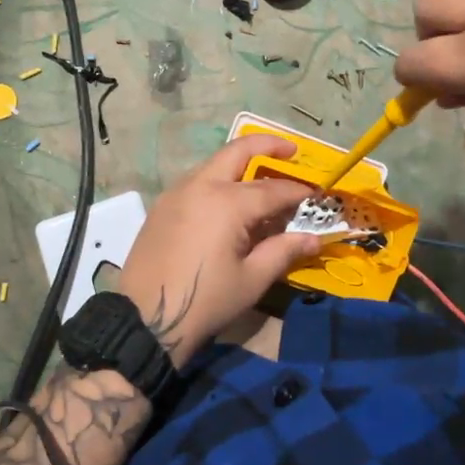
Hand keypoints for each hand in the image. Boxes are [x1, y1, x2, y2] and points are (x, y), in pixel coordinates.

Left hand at [117, 136, 319, 367]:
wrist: (146, 318)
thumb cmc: (205, 300)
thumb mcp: (251, 279)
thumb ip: (283, 251)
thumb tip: (313, 238)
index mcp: (227, 202)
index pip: (273, 189)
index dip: (298, 192)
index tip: (317, 196)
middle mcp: (201, 185)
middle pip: (238, 152)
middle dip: (267, 145)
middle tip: (290, 151)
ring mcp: (177, 192)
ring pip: (214, 164)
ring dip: (240, 162)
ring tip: (262, 178)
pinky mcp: (162, 206)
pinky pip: (197, 180)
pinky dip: (218, 179)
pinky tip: (229, 201)